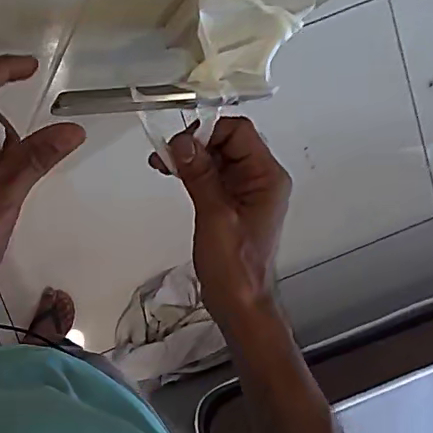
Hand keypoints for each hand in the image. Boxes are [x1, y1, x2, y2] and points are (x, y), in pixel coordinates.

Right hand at [150, 116, 291, 326]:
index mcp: (267, 178)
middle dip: (195, 143)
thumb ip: (200, 176)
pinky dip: (192, 172)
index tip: (180, 142)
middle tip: (169, 153)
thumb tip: (185, 145)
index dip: (208, 131)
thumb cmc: (237, 269)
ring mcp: (245, 192)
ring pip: (216, 157)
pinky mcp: (230, 203)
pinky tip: (173, 173)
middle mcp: (259, 180)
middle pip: (227, 141)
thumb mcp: (215, 216)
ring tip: (165, 162)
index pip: (238, 133)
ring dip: (190, 157)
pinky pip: (211, 175)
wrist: (238, 301)